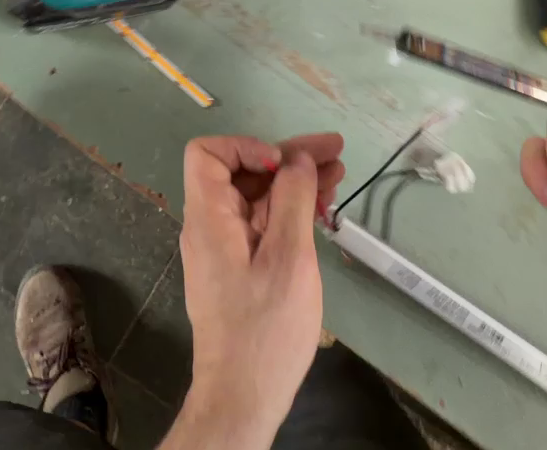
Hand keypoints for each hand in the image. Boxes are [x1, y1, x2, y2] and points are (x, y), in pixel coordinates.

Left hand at [167, 133, 343, 448]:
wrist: (243, 398)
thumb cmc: (265, 326)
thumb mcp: (287, 257)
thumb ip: (292, 199)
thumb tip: (296, 158)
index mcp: (208, 217)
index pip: (208, 154)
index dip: (246, 147)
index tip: (285, 165)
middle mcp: (210, 225)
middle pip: (242, 173)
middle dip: (287, 158)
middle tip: (335, 152)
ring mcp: (225, 247)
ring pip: (256, 197)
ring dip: (295, 182)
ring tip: (338, 173)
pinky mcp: (239, 267)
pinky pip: (261, 223)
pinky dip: (290, 209)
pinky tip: (322, 206)